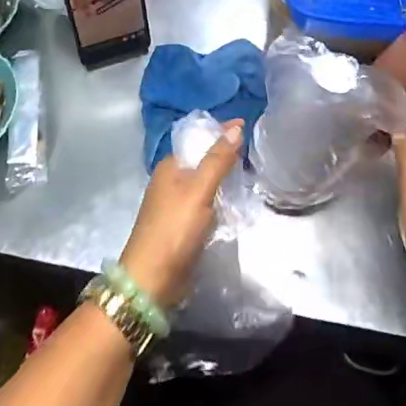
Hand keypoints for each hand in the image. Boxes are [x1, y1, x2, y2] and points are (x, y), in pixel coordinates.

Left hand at [120, 119, 241, 305]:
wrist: (152, 281)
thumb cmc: (173, 229)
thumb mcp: (199, 190)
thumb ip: (218, 160)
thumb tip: (236, 128)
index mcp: (170, 166)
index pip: (199, 138)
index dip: (221, 130)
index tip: (247, 124)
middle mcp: (171, 181)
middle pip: (202, 158)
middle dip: (225, 152)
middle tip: (254, 148)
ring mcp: (176, 204)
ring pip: (205, 181)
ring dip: (224, 176)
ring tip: (250, 172)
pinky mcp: (183, 224)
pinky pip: (207, 201)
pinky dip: (221, 197)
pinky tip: (237, 200)